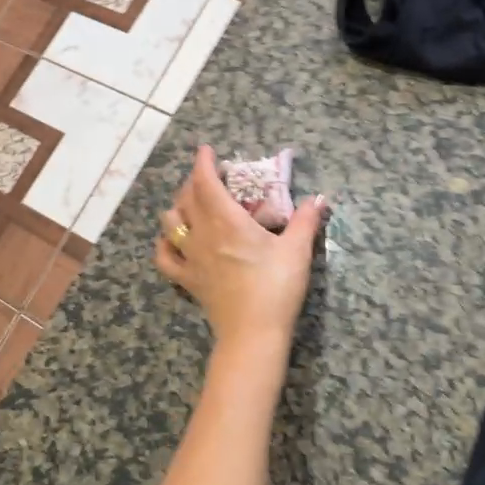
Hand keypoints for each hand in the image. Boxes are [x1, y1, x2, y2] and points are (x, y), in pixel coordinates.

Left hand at [154, 146, 326, 351]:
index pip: (205, 182)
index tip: (206, 151)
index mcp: (226, 220)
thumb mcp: (298, 250)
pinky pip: (165, 257)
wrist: (253, 333)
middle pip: (186, 197)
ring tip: (191, 203)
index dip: (202, 162)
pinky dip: (165, 243)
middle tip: (210, 177)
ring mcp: (191, 257)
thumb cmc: (276, 287)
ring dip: (178, 207)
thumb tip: (319, 198)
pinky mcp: (188, 279)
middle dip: (194, 181)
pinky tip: (172, 240)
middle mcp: (202, 233)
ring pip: (171, 222)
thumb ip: (306, 221)